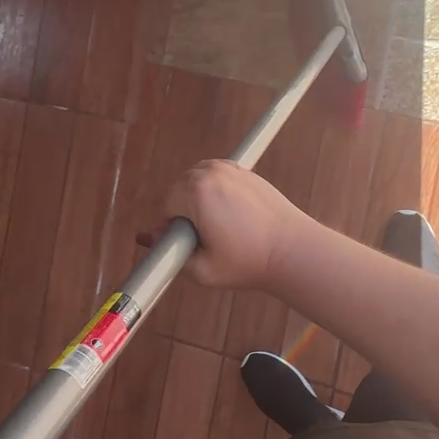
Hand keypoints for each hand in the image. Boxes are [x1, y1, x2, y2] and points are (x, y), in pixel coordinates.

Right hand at [157, 160, 317, 289]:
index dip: (173, 228)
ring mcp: (229, 167)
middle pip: (179, 189)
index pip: (166, 206)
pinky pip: (215, 177)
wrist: (291, 249)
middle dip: (186, 211)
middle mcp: (210, 171)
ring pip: (196, 181)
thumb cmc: (248, 261)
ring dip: (199, 199)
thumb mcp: (201, 271)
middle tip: (207, 238)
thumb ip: (169, 254)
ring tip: (220, 226)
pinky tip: (230, 214)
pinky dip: (215, 191)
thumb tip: (147, 238)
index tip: (191, 244)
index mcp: (195, 192)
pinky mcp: (243, 169)